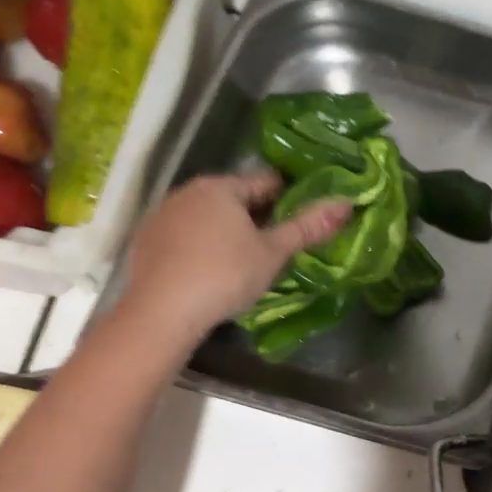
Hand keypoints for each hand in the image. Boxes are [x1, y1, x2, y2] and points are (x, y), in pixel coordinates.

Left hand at [116, 172, 350, 339]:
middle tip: (277, 245)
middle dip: (256, 216)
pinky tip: (211, 272)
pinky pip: (184, 236)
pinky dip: (201, 247)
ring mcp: (163, 215)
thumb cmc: (226, 275)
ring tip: (245, 261)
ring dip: (227, 231)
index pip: (264, 181)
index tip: (302, 219)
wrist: (163, 310)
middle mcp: (188, 191)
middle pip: (233, 198)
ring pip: (207, 217)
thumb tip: (345, 204)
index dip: (288, 198)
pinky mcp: (146, 241)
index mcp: (221, 187)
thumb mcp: (273, 253)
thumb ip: (307, 227)